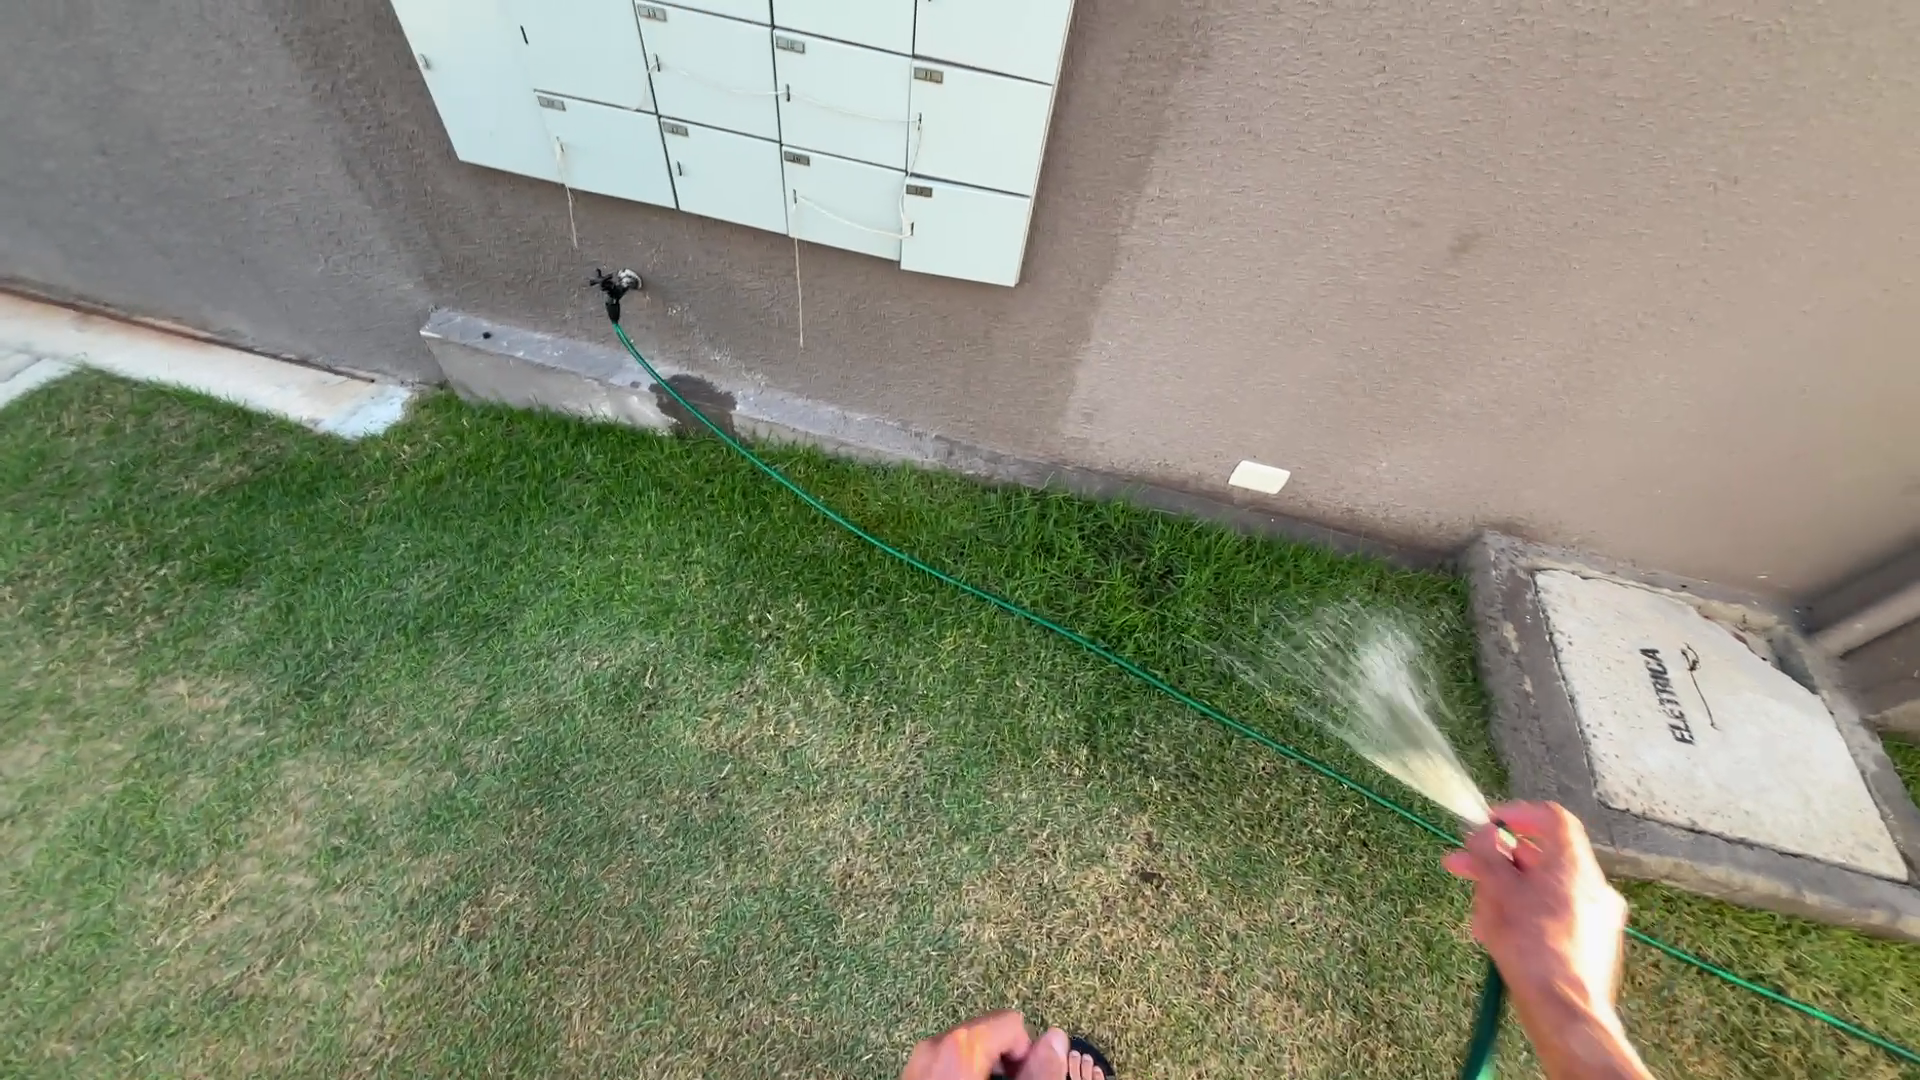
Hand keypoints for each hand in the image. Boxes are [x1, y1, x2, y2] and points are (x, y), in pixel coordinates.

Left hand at [900, 1012, 1068, 1079]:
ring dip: (985, 1075)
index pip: (1011, 1024)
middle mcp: (935, 1045)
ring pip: (968, 1051)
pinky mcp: (911, 1078)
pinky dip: (963, 1079)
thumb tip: (1056, 1039)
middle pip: (988, 1034)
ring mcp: (919, 1063)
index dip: (1025, 1057)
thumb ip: (1038, 1074)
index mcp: (960, 1046)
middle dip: (1004, 1066)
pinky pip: (948, 1065)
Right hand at [1445, 802, 1651, 1079]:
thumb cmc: (1527, 940)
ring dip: (1503, 885)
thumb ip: (1486, 850)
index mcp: (1575, 867)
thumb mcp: (1495, 886)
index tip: (1488, 823)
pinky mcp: (1593, 942)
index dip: (1517, 812)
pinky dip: (1523, 908)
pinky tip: (1495, 929)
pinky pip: (1553, 910)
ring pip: (1542, 885)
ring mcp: (1598, 916)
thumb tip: (1485, 833)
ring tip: (1474, 906)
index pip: (1553, 818)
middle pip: (1540, 855)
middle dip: (1494, 857)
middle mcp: (1594, 886)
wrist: (1564, 1007)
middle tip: (1459, 864)